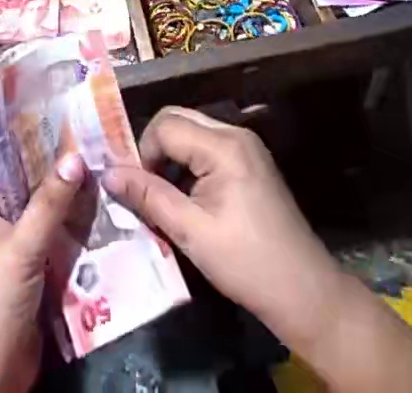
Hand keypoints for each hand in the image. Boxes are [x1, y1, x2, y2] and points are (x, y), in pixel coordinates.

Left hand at [0, 150, 85, 392]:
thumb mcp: (19, 249)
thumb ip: (49, 203)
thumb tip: (77, 155)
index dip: (19, 130)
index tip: (55, 107)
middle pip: (21, 178)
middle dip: (52, 160)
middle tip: (91, 130)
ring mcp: (9, 243)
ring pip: (40, 206)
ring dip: (66, 191)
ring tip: (103, 159)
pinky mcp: (30, 267)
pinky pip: (51, 234)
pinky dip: (71, 221)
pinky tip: (101, 203)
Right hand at [101, 107, 342, 345]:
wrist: (304, 291)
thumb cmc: (246, 262)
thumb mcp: (190, 231)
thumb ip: (149, 196)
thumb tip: (108, 173)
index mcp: (223, 145)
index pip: (165, 125)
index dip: (142, 152)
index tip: (136, 189)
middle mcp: (235, 133)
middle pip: (178, 119)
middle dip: (153, 149)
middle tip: (142, 187)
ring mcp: (246, 146)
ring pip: (191, 132)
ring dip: (170, 157)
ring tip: (160, 196)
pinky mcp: (250, 161)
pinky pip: (207, 147)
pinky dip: (188, 164)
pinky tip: (185, 198)